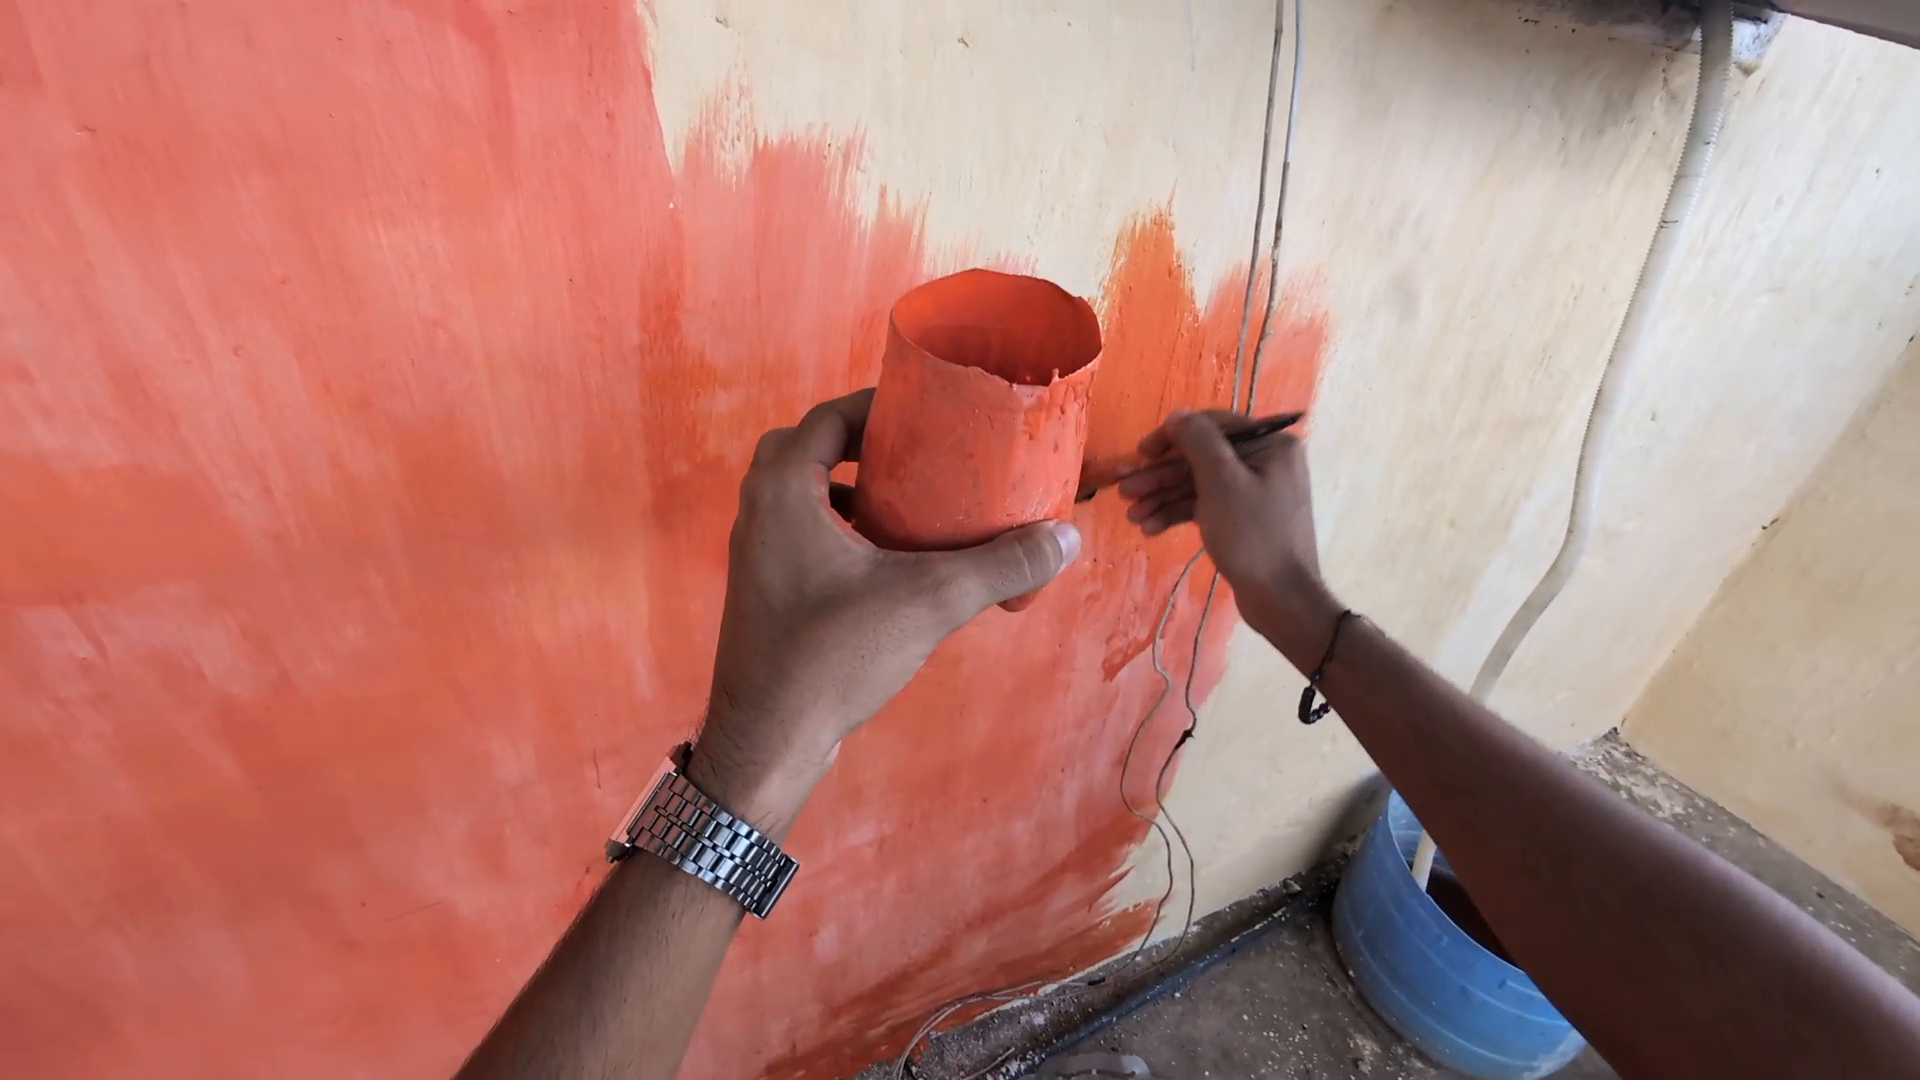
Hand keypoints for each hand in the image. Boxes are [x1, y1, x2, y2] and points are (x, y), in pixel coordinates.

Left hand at [692, 389, 1082, 832]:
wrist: (768, 743)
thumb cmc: (835, 655)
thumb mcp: (928, 601)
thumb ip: (999, 565)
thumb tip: (1066, 537)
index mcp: (784, 492)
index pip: (827, 418)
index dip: (876, 406)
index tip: (924, 412)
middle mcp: (758, 513)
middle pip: (808, 449)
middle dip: (860, 443)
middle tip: (915, 453)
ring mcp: (755, 555)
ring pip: (801, 495)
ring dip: (848, 486)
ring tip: (904, 499)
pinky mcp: (764, 592)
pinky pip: (801, 534)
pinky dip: (839, 528)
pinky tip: (883, 559)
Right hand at [1117, 409, 1339, 667]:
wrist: (1281, 597)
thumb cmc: (1252, 535)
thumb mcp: (1221, 481)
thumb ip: (1198, 440)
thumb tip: (1178, 415)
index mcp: (1270, 444)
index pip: (1212, 426)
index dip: (1172, 437)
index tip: (1140, 453)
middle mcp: (1265, 461)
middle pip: (1201, 459)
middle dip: (1160, 476)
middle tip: (1126, 492)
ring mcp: (1254, 491)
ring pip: (1198, 485)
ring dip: (1163, 498)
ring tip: (1133, 517)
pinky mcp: (1243, 518)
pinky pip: (1205, 506)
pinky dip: (1178, 514)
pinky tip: (1150, 528)